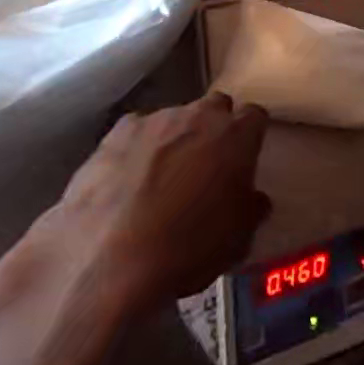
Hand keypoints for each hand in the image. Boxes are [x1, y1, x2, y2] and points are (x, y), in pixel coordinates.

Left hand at [13, 93, 270, 307]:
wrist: (108, 257)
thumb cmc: (187, 247)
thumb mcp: (237, 241)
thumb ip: (251, 209)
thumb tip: (254, 198)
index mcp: (236, 135)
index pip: (255, 117)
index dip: (250, 137)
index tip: (245, 159)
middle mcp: (199, 114)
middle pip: (215, 108)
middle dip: (214, 129)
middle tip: (207, 167)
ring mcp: (154, 119)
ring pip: (174, 119)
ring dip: (175, 139)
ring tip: (160, 179)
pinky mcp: (115, 133)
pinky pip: (136, 132)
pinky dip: (137, 149)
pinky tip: (127, 180)